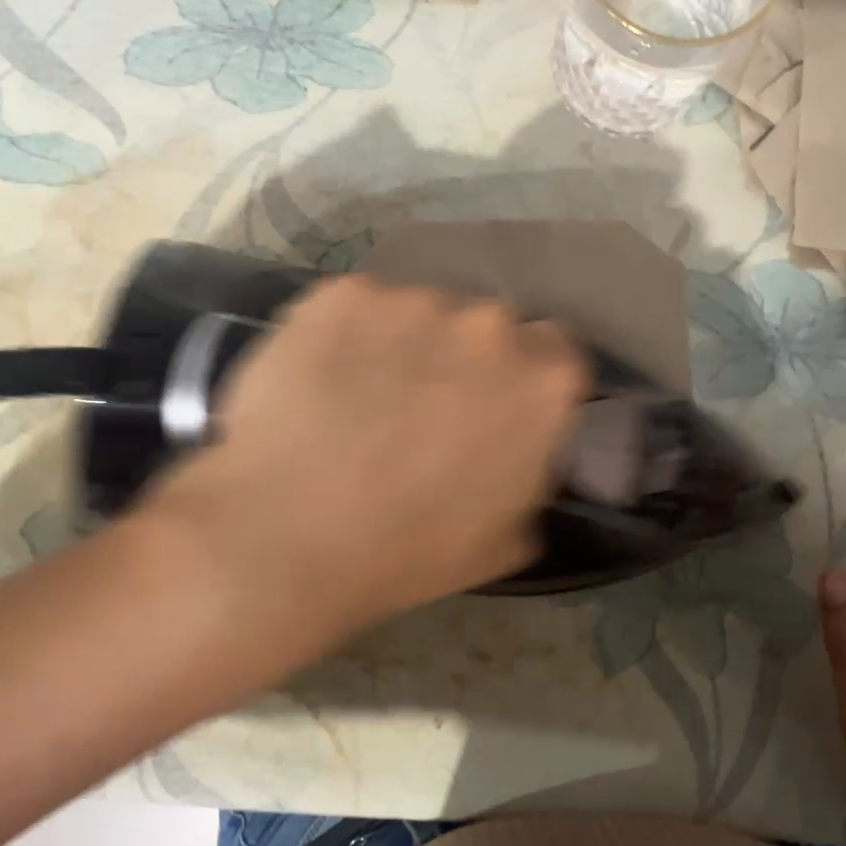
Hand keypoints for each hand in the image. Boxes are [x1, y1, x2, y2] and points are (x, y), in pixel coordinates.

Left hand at [148, 275, 588, 639]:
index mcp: (542, 384)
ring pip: (419, 312)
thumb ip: (529, 484)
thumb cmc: (406, 552)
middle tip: (424, 402)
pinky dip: (344, 334)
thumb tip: (521, 463)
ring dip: (403, 342)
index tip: (498, 404)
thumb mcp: (501, 541)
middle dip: (466, 356)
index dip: (528, 378)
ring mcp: (413, 300)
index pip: (558, 353)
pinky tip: (317, 378)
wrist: (288, 535)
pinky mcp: (343, 292)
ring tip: (358, 393)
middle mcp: (489, 325)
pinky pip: (356, 307)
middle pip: (488, 326)